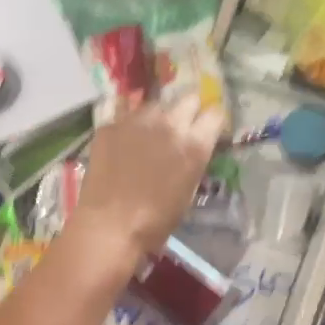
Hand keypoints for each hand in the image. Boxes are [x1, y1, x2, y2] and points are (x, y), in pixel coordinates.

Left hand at [69, 95, 226, 259]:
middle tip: (183, 126)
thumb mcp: (187, 194)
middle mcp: (169, 123)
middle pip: (188, 98)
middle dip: (189, 110)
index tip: (209, 130)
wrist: (109, 225)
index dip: (213, 121)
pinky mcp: (111, 124)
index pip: (215, 113)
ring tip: (150, 134)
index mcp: (194, 145)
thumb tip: (192, 151)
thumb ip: (192, 163)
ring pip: (156, 104)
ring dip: (159, 116)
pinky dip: (130, 125)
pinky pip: (126, 114)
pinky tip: (124, 142)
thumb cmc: (155, 222)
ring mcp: (137, 120)